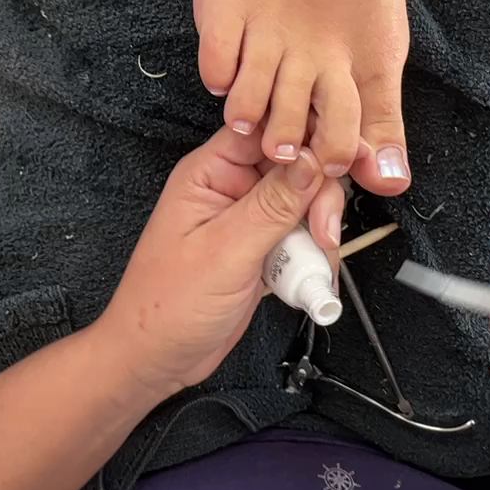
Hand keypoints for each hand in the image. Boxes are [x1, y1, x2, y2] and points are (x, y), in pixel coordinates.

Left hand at [93, 127, 345, 399]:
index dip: (303, 141)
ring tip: (313, 267)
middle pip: (296, 166)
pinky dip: (313, 257)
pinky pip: (302, 238)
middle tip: (324, 233)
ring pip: (306, 204)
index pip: (266, 131)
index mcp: (211, 172)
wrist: (157, 359)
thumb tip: (311, 160)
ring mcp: (249, 218)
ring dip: (319, 233)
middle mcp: (232, 188)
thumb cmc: (166, 305)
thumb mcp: (225, 251)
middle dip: (319, 198)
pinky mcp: (263, 247)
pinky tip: (309, 280)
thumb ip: (273, 205)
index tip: (331, 166)